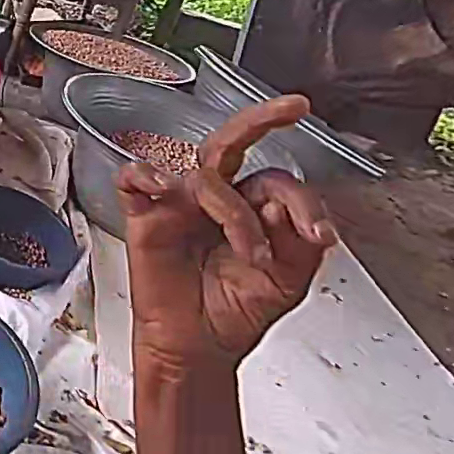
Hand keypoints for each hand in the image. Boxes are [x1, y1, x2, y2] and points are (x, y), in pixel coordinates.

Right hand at [119, 96, 335, 376]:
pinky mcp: (144, 216)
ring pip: (203, 176)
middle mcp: (213, 198)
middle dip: (262, 120)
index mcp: (249, 208)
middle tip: (293, 107)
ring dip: (233, 211)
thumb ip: (296, 241)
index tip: (319, 235)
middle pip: (231, 145)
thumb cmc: (235, 312)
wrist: (198, 345)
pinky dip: (144, 174)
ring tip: (247, 252)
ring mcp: (177, 204)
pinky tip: (161, 185)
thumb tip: (285, 203)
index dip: (304, 203)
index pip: (276, 183)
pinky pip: (133, 179)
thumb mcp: (286, 281)